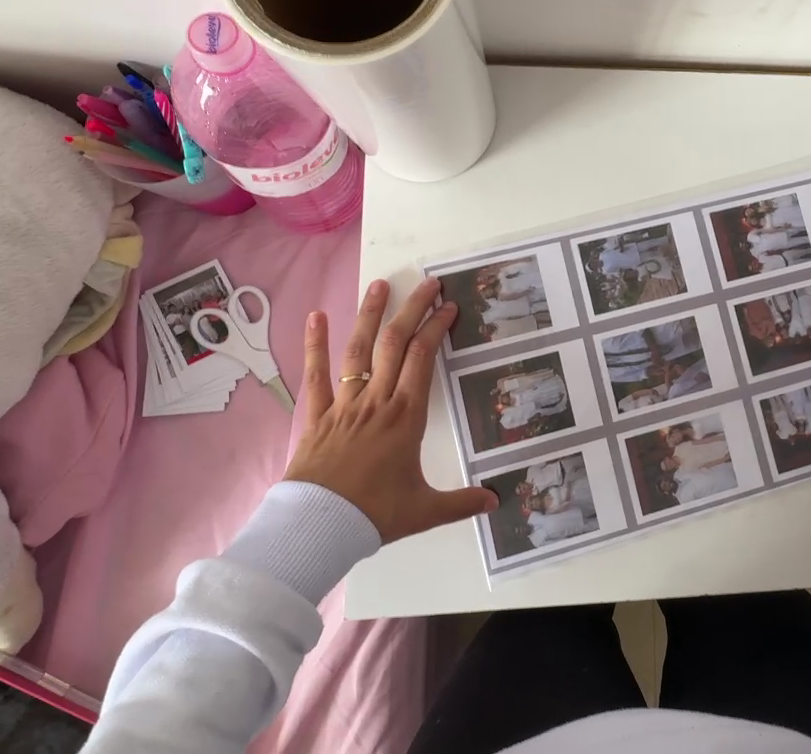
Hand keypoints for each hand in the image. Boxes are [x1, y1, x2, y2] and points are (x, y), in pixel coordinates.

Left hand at [284, 278, 496, 543]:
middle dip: (413, 309)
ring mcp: (344, 404)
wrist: (316, 528)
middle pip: (395, 343)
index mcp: (406, 416)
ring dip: (371, 315)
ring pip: (359, 350)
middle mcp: (377, 400)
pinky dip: (315, 345)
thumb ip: (461, 502)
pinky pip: (316, 375)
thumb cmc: (373, 514)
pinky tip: (316, 316)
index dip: (436, 328)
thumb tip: (495, 501)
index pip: (423, 358)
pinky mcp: (318, 416)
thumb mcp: (424, 510)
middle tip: (427, 283)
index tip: (448, 307)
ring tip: (380, 285)